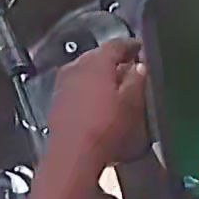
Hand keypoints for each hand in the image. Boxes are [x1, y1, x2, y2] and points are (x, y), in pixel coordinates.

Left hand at [43, 39, 147, 178]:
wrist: (72, 154)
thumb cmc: (105, 127)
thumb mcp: (131, 104)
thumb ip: (136, 81)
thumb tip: (139, 66)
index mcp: (96, 62)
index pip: (116, 44)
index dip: (131, 45)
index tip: (140, 48)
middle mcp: (76, 66)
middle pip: (98, 56)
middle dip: (114, 60)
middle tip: (130, 67)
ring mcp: (63, 83)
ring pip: (86, 71)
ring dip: (101, 75)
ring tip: (116, 85)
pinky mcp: (57, 100)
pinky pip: (77, 86)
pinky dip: (89, 88)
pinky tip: (98, 100)